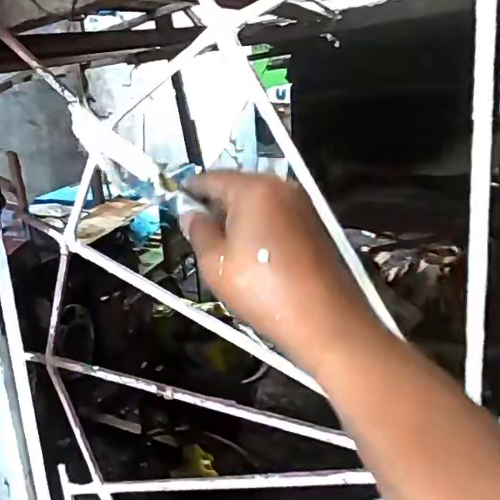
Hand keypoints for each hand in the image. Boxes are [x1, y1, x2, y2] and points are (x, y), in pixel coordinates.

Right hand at [180, 171, 385, 376]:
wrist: (323, 321)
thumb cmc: (260, 288)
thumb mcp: (213, 262)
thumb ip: (198, 231)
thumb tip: (190, 215)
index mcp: (254, 190)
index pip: (211, 178)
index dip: (190, 190)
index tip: (176, 204)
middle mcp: (282, 188)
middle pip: (238, 186)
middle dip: (215, 204)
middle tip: (196, 229)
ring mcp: (302, 206)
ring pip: (258, 202)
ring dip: (237, 217)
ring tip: (221, 246)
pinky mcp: (314, 226)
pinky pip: (275, 216)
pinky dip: (258, 227)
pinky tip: (249, 253)